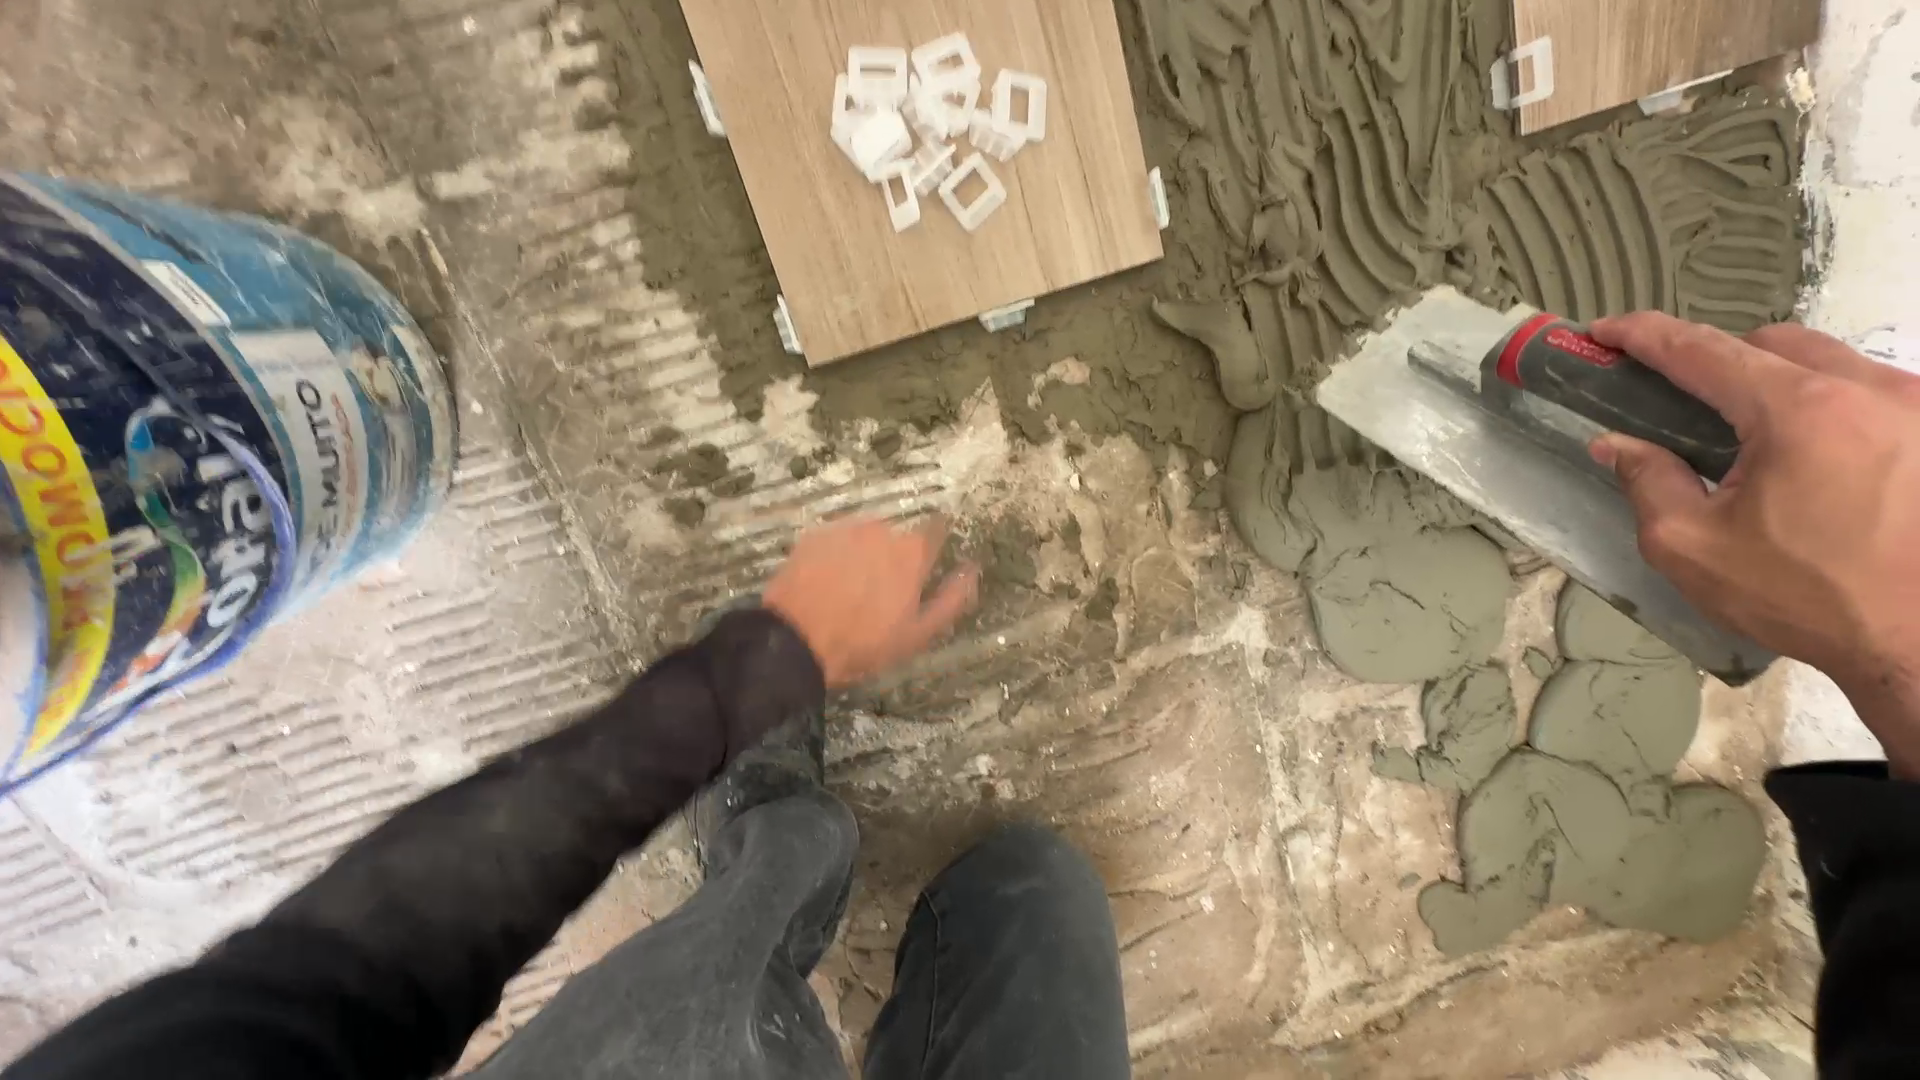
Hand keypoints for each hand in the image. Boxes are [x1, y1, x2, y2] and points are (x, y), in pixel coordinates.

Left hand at [763, 516, 979, 688]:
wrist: (795, 641)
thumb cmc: (863, 644)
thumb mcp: (918, 633)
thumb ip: (952, 599)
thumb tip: (972, 570)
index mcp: (912, 552)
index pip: (936, 530)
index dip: (933, 545)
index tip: (926, 563)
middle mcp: (882, 530)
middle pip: (897, 537)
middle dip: (893, 558)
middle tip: (880, 592)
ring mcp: (845, 529)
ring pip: (864, 537)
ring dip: (863, 554)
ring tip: (850, 589)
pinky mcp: (814, 535)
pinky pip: (835, 540)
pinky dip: (835, 555)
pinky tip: (826, 582)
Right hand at [1587, 315, 1919, 773]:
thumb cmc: (1803, 594)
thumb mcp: (1688, 544)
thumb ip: (1647, 481)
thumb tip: (1615, 443)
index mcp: (1799, 412)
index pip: (1703, 351)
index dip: (1643, 336)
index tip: (1602, 332)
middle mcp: (1874, 391)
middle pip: (1775, 342)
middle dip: (1715, 358)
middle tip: (1676, 401)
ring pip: (1834, 364)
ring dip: (1775, 384)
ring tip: (1747, 438)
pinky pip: (1876, 395)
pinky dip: (1826, 407)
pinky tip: (1813, 459)